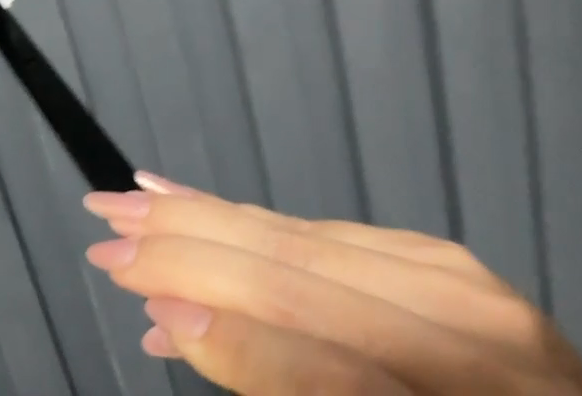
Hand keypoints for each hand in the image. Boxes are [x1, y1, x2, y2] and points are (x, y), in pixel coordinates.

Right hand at [82, 174, 581, 394]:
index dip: (231, 339)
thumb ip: (289, 385)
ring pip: (302, 238)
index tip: (138, 300)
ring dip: (201, 217)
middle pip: (304, 279)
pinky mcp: (446, 260)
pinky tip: (196, 203)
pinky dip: (248, 221)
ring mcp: (466, 288)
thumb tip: (180, 316)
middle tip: (103, 227)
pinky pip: (323, 232)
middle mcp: (478, 340)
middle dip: (188, 250)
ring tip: (129, 204)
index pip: (331, 369)